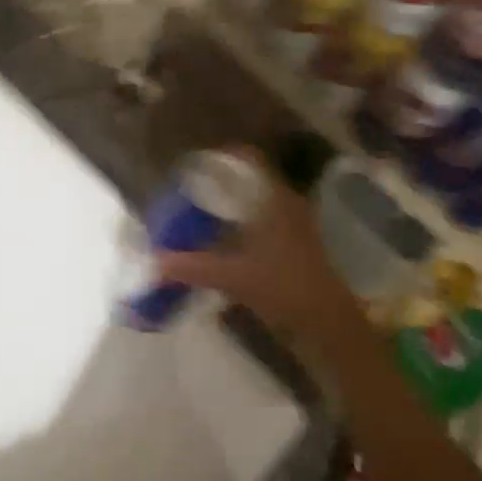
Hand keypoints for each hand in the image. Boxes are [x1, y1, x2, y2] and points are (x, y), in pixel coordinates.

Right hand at [155, 150, 364, 342]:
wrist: (326, 323)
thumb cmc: (284, 288)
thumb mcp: (233, 276)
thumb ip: (192, 266)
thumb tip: (155, 261)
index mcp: (275, 200)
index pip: (248, 160)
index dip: (221, 157)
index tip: (193, 165)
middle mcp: (285, 206)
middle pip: (248, 183)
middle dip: (217, 187)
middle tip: (185, 194)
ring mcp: (292, 229)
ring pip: (254, 207)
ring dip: (227, 211)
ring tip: (194, 218)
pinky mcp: (292, 251)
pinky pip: (259, 228)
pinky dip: (237, 231)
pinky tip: (216, 246)